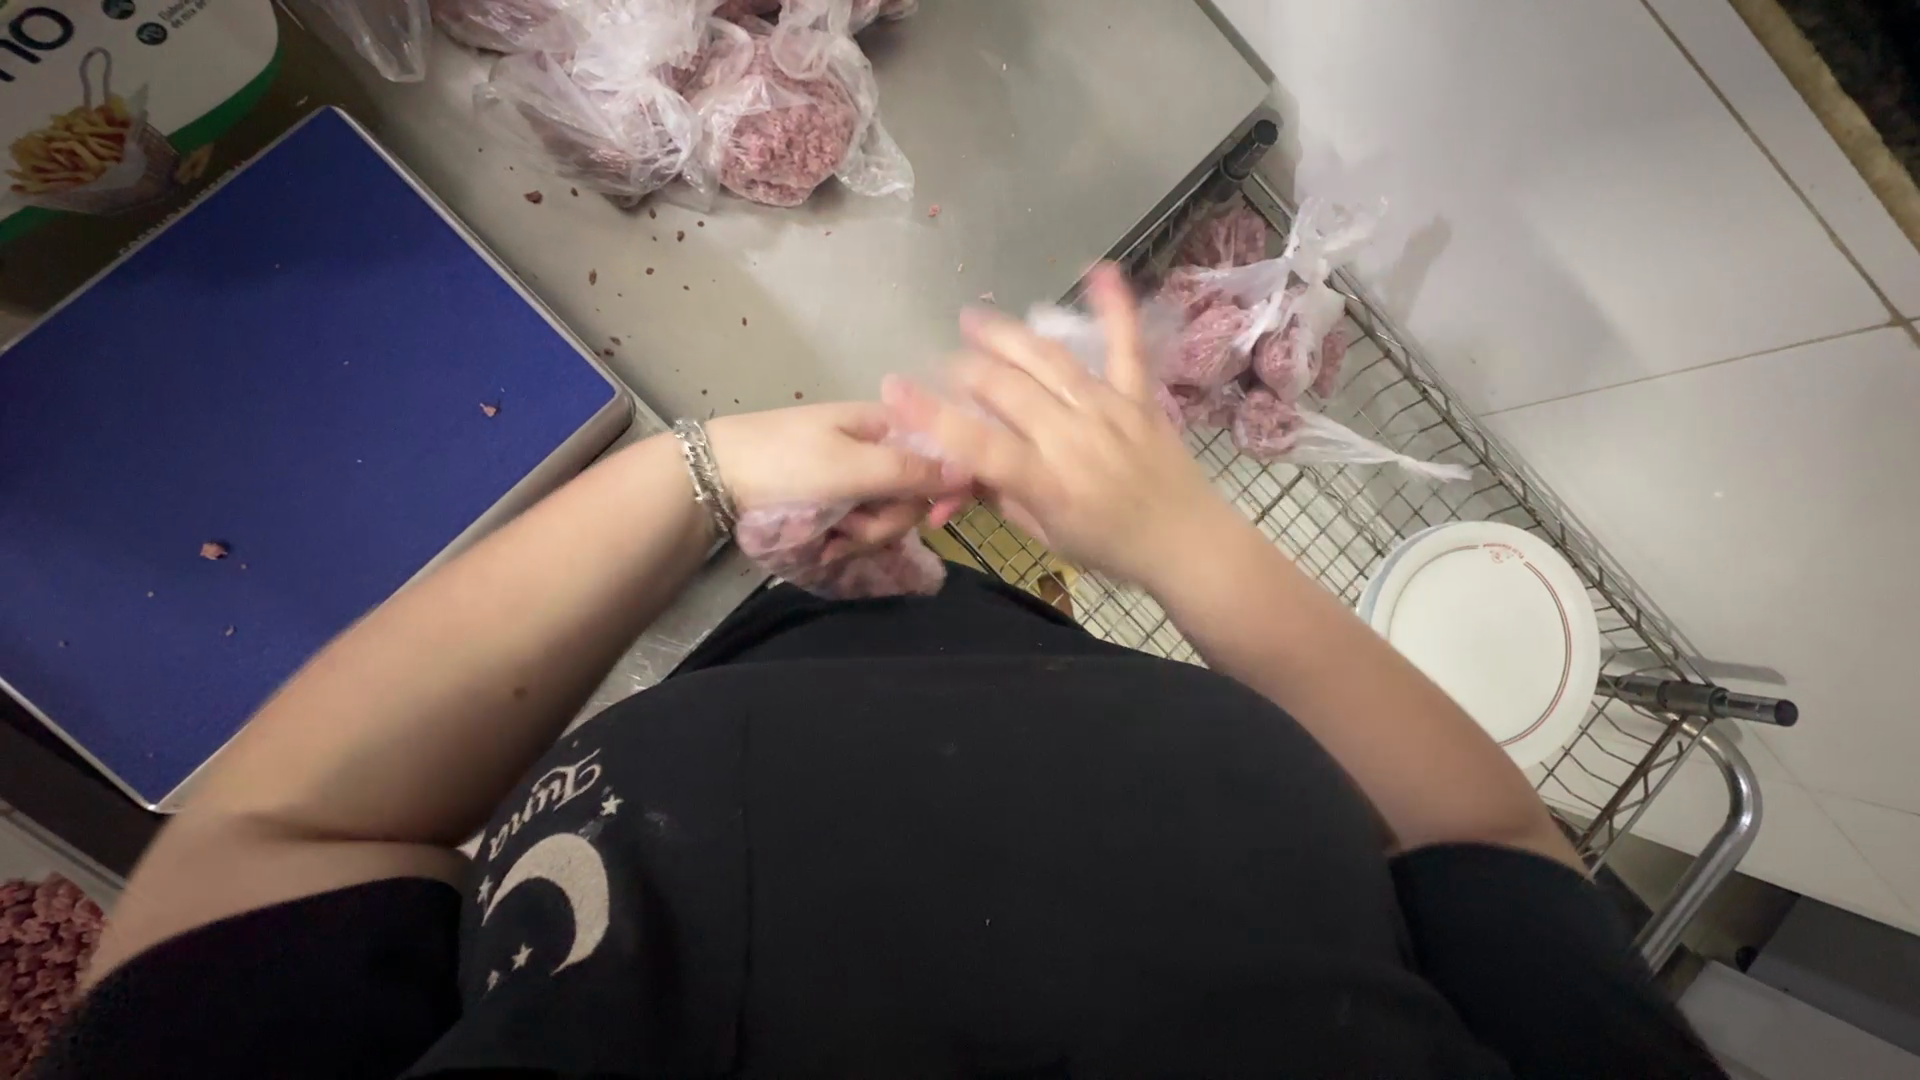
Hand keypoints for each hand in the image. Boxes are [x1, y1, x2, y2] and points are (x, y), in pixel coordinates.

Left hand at [706, 402, 969, 556]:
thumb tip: (971, 471)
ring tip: (829, 532)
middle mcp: (879, 451)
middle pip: (915, 496)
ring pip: (889, 519)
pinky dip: (845, 540)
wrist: (716, 479)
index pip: (942, 455)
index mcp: (887, 425)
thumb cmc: (786, 461)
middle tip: (852, 523)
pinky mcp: (839, 505)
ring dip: (862, 534)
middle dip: (888, 520)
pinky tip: (823, 540)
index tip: (940, 518)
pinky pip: (862, 529)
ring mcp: (857, 480)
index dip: (948, 488)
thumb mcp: (852, 466)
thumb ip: (911, 471)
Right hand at [884, 263, 1243, 588]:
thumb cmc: (1110, 549)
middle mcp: (1074, 438)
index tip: (894, 389)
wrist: (1187, 541)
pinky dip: (1113, 307)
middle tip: (941, 364)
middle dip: (963, 370)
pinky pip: (1125, 345)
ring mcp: (1109, 409)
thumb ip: (1003, 497)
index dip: (931, 416)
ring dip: (1005, 336)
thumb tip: (960, 469)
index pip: (978, 445)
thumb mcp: (1046, 536)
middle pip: (1006, 390)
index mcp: (1047, 483)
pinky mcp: (1139, 396)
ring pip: (1048, 361)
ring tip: (972, 319)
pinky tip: (1098, 269)